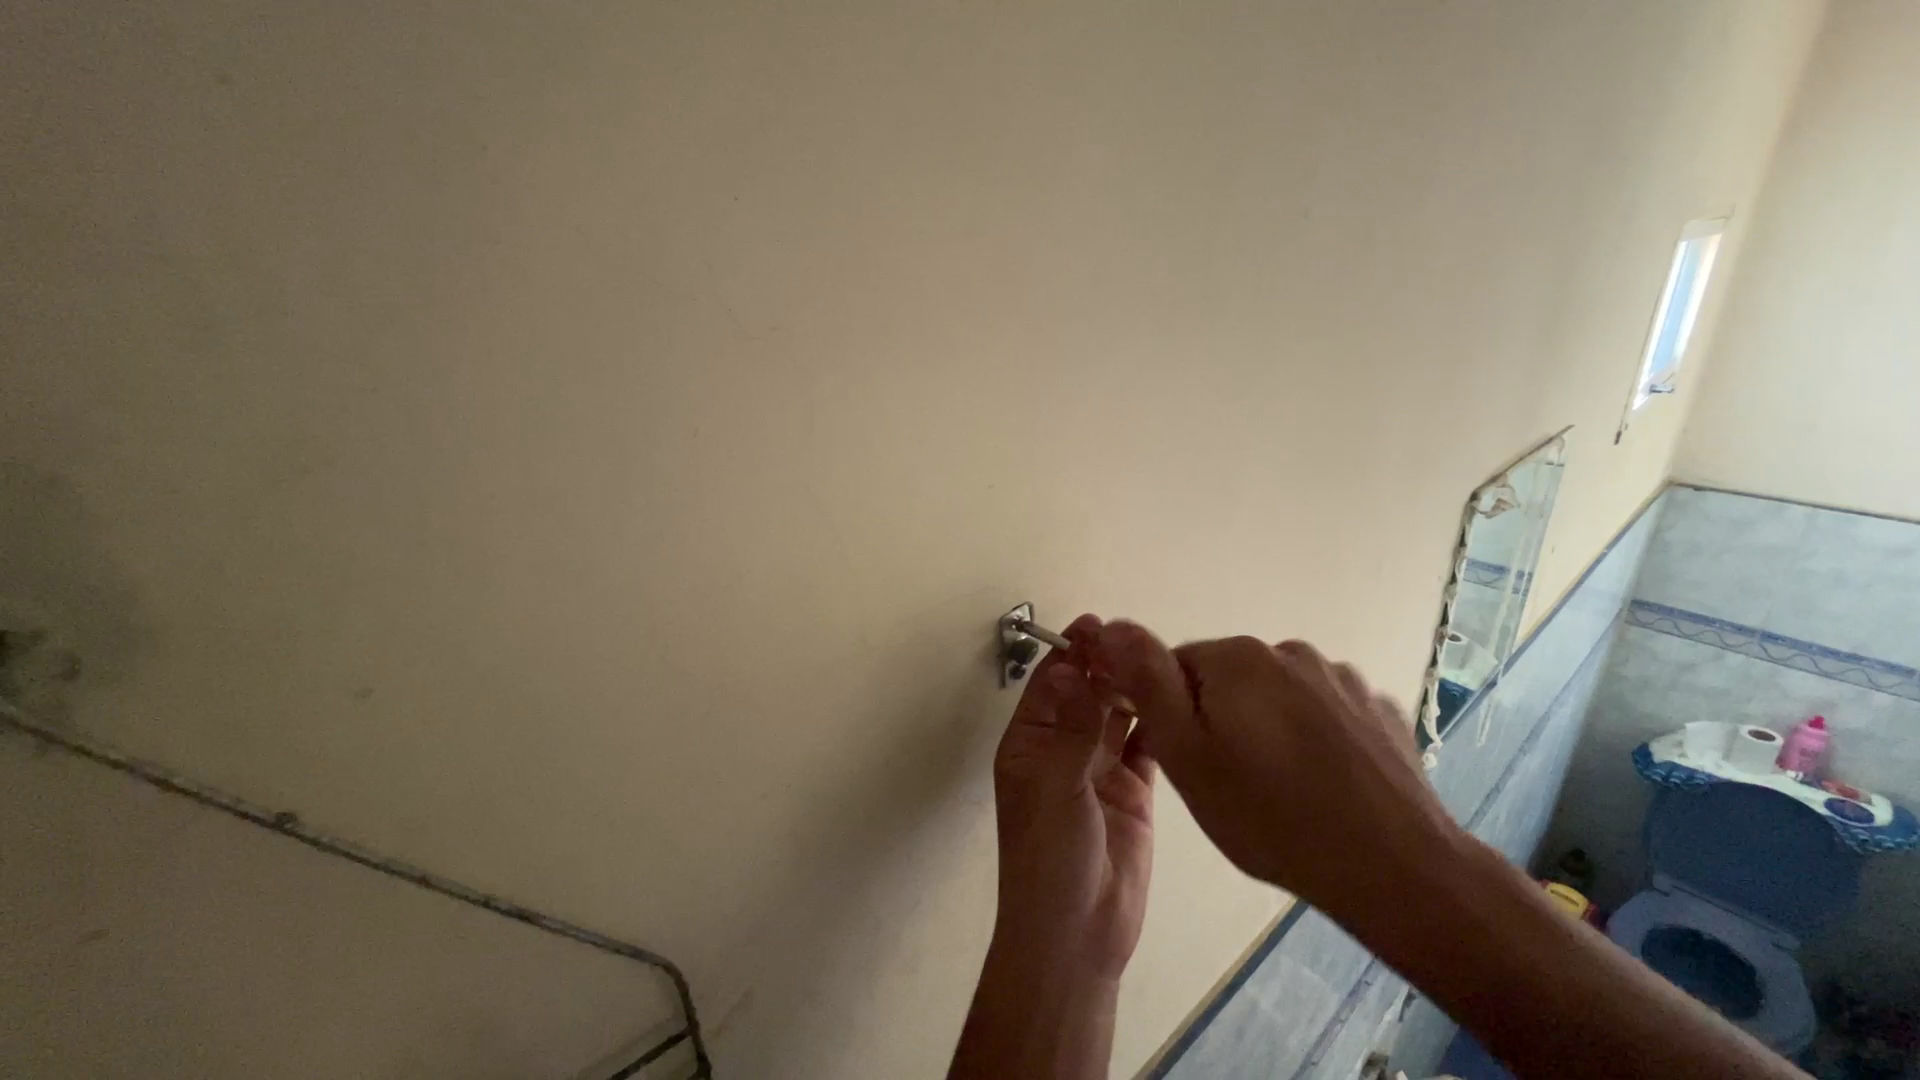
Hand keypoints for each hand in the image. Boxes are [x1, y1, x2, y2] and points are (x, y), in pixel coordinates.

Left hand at [991, 613, 1155, 980]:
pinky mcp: (1132, 792)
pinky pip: (1145, 748)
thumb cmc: (1050, 858)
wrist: (1078, 933)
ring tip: (1160, 658)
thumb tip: (1077, 668)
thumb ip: (1074, 729)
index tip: (1097, 624)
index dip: (1070, 655)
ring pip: (1116, 717)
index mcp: (1029, 745)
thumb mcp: (1055, 786)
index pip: (1049, 687)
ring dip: (1132, 690)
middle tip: (1138, 636)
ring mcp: (1098, 770)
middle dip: (1105, 667)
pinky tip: (1176, 699)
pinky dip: (1157, 725)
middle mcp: (1062, 751)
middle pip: (1085, 696)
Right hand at [1092, 623, 1453, 911]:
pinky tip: (1325, 785)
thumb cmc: (1270, 816)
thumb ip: (1146, 682)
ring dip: (1268, 728)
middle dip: (1219, 720)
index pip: (1175, 668)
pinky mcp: (1380, 711)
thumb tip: (1112, 626)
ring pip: (1278, 697)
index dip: (1171, 717)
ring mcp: (1344, 679)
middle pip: (1228, 680)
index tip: (1188, 764)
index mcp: (1237, 657)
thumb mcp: (1186, 756)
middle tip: (1229, 783)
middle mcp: (1291, 651)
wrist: (1395, 868)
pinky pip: (1326, 714)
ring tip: (1282, 790)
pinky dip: (1315, 740)